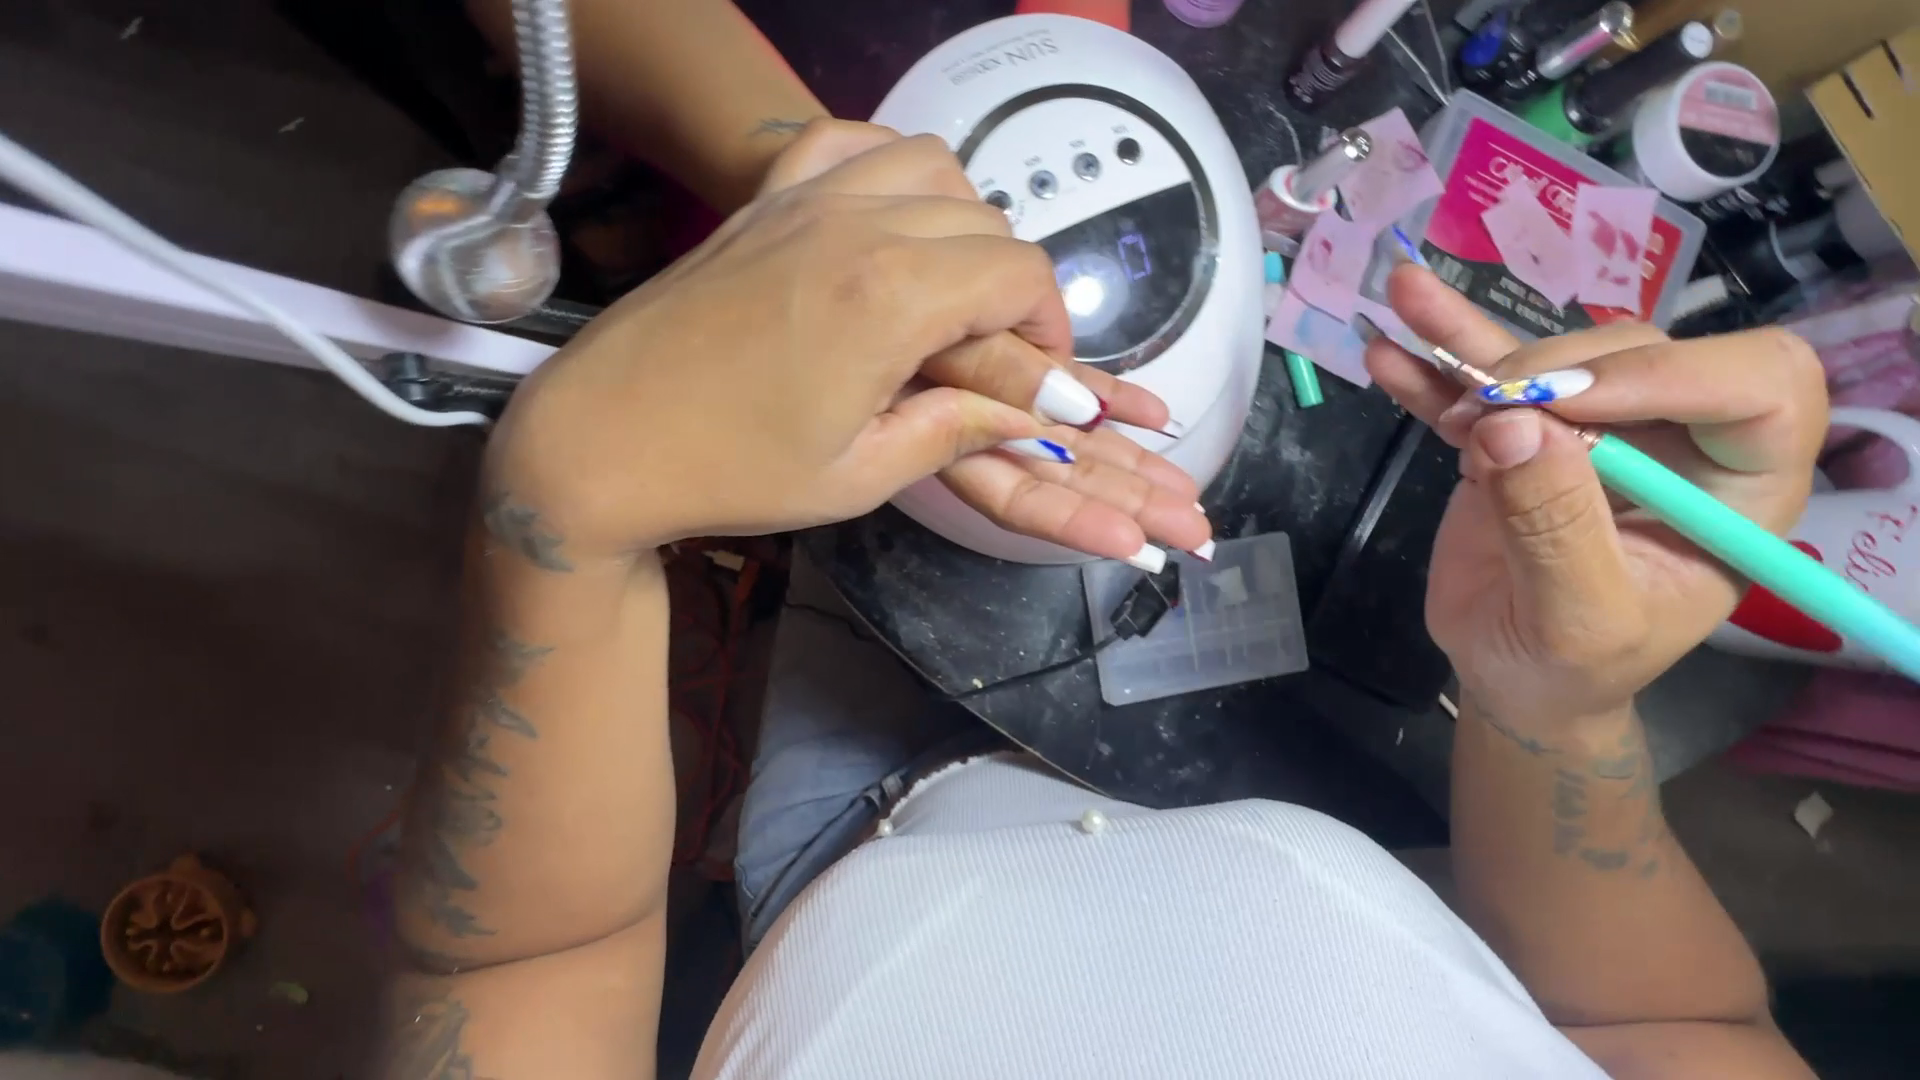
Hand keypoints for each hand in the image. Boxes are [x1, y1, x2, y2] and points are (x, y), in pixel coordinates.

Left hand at [484, 121, 1210, 566]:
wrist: (604, 442)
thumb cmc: (733, 473)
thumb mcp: (861, 475)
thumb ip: (955, 431)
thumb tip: (1027, 415)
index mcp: (892, 298)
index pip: (1020, 272)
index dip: (1052, 323)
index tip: (1044, 371)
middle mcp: (858, 224)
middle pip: (987, 221)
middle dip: (1014, 285)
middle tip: (999, 350)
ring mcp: (805, 199)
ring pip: (932, 165)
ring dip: (965, 222)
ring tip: (951, 287)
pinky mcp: (764, 198)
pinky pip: (852, 142)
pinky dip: (892, 169)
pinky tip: (891, 218)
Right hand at [1365, 265, 1826, 722]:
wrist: (1511, 674)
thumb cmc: (1569, 665)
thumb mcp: (1579, 617)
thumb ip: (1556, 527)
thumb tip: (1511, 426)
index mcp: (1732, 485)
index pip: (1751, 386)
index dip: (1663, 373)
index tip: (1557, 403)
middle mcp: (1666, 441)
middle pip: (1628, 356)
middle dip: (1545, 370)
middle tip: (1472, 419)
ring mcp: (1581, 435)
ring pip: (1541, 359)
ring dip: (1469, 334)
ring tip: (1403, 297)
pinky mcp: (1508, 442)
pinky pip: (1469, 395)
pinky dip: (1427, 374)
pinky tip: (1384, 352)